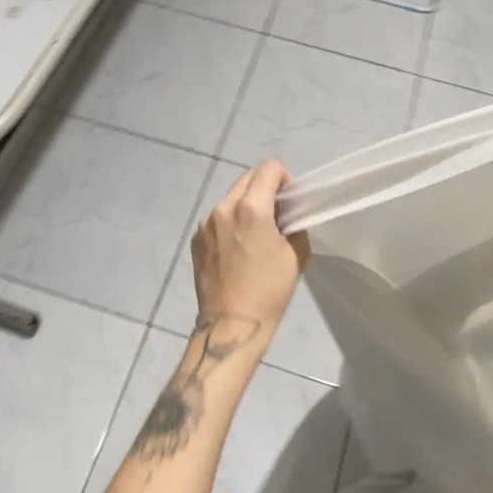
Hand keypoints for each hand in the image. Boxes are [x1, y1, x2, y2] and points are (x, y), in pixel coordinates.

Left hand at [190, 161, 309, 332]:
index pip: (268, 168)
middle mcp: (223, 208)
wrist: (231, 324)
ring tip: (255, 233)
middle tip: (276, 213)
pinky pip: (217, 218)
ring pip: (230, 198)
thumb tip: (286, 217)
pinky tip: (237, 249)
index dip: (283, 177)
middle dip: (264, 188)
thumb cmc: (269, 291)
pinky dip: (230, 222)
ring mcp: (205, 223)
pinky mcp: (196, 239)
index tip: (289, 197)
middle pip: (247, 178)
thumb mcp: (296, 255)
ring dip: (246, 205)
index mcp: (250, 209)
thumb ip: (293, 225)